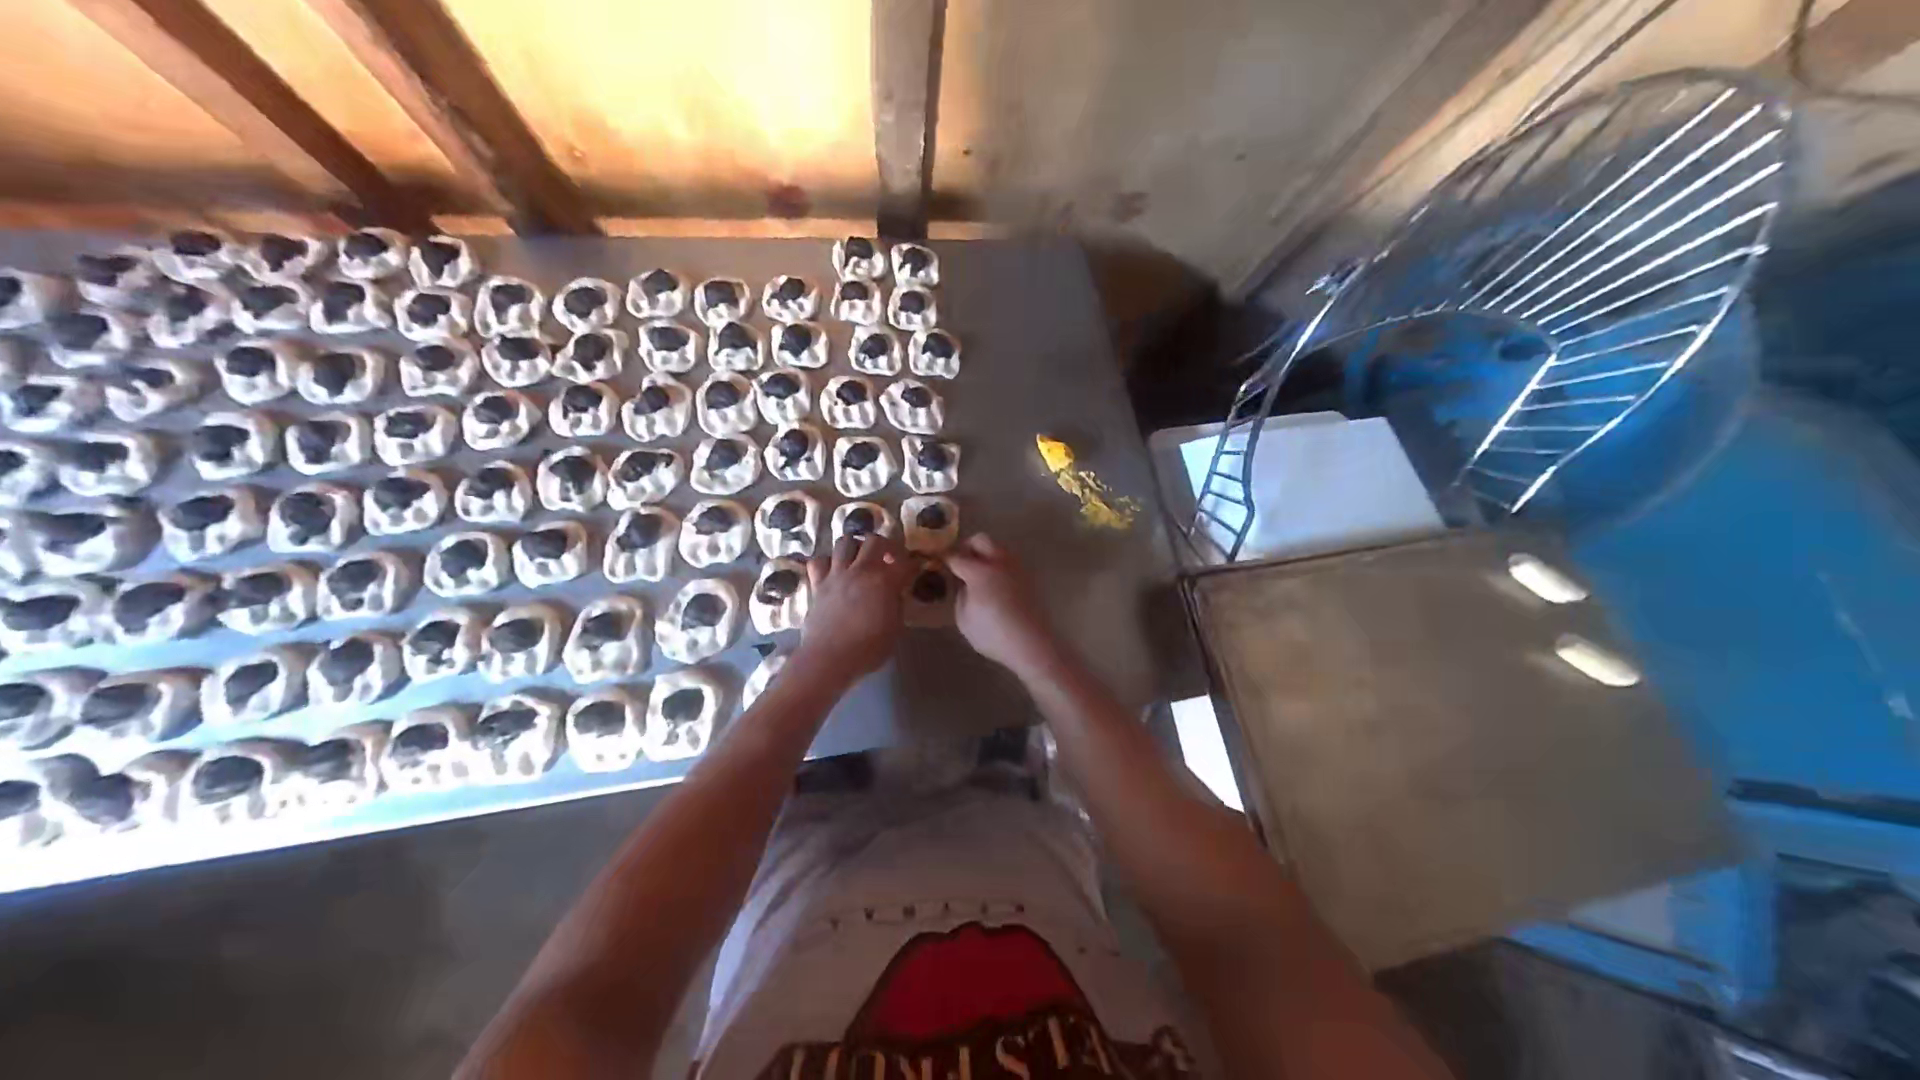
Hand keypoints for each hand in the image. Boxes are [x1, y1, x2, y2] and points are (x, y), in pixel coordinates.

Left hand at [795, 533, 913, 685]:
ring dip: (856, 546)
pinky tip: (833, 570)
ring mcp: (836, 575)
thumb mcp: (894, 629)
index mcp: (884, 581)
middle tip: (888, 558)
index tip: (913, 568)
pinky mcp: (818, 584)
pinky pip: (819, 561)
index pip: (904, 561)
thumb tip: (894, 593)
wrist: (829, 658)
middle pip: (874, 540)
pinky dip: (827, 562)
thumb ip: (896, 605)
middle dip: (885, 545)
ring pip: (845, 542)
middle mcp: (860, 570)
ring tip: (860, 558)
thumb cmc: (868, 649)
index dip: (911, 563)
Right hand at [945, 534, 1060, 676]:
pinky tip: (992, 582)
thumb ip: (960, 595)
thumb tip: (962, 584)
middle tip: (959, 562)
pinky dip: (997, 563)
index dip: (944, 557)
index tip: (937, 560)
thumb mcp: (964, 618)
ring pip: (997, 546)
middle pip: (980, 539)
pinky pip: (1008, 560)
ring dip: (984, 553)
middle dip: (967, 547)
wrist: (1031, 644)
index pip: (955, 556)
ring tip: (976, 572)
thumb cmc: (993, 634)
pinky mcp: (1027, 577)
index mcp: (979, 571)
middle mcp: (998, 562)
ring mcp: (1015, 567)